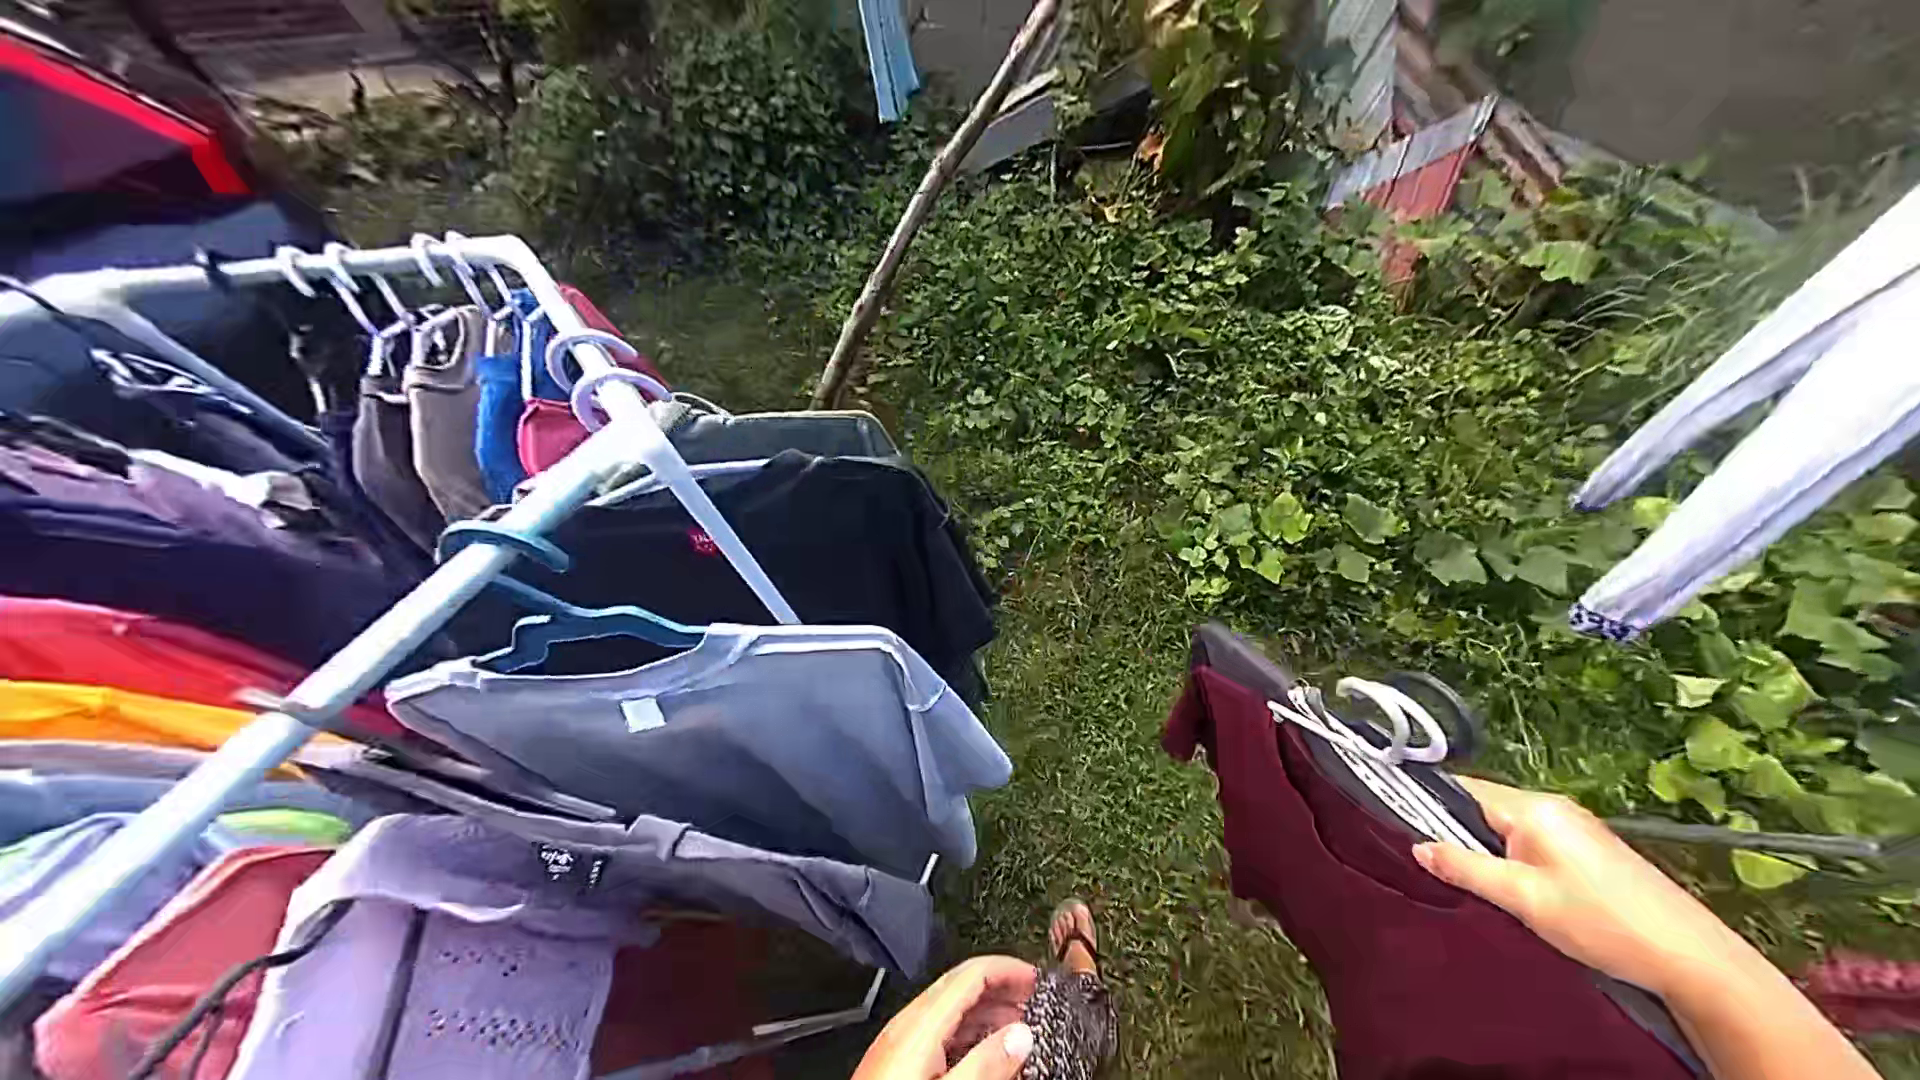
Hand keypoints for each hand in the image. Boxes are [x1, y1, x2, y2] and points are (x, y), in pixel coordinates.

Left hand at [852, 956, 1037, 1079]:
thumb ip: (986, 1066)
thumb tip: (1020, 1036)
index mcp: (920, 1024)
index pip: (969, 974)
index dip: (1005, 969)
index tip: (1033, 978)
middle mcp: (907, 1025)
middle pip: (959, 986)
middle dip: (999, 988)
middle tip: (1032, 999)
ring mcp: (899, 1043)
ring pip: (949, 1009)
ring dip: (985, 1011)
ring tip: (1016, 1028)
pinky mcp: (895, 1063)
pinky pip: (938, 1031)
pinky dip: (967, 1032)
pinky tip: (982, 1054)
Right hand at [1413, 776, 1768, 998]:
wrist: (1701, 967)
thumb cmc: (1605, 925)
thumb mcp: (1522, 898)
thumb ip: (1463, 867)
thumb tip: (1418, 848)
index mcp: (1533, 808)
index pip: (1460, 789)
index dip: (1428, 803)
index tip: (1403, 824)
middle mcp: (1553, 807)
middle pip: (1482, 806)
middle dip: (1458, 832)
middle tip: (1443, 864)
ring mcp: (1576, 827)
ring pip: (1506, 826)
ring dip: (1487, 848)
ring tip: (1479, 880)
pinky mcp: (1590, 850)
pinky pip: (1530, 839)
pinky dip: (1512, 857)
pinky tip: (1515, 888)